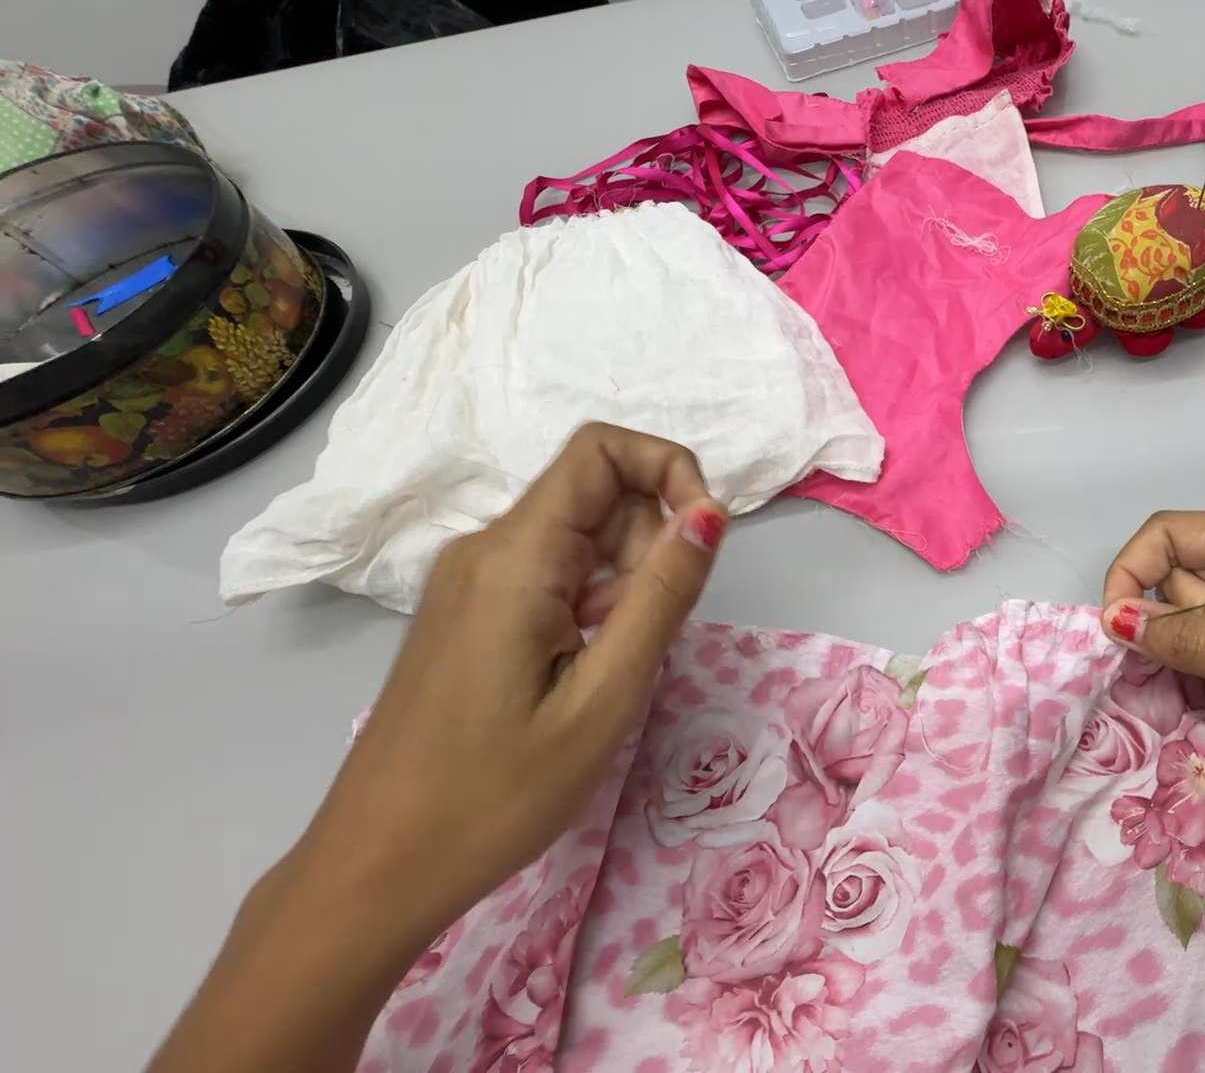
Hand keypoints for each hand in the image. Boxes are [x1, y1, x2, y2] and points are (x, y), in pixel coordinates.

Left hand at [292, 423, 727, 936]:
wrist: (378, 868)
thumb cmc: (497, 794)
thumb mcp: (606, 696)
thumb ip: (662, 595)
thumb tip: (712, 511)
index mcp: (516, 557)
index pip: (601, 449)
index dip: (670, 468)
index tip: (705, 537)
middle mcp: (488, 548)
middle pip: (599, 494)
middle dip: (652, 544)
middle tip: (646, 635)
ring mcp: (475, 579)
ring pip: (583, 537)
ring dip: (626, 582)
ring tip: (611, 666)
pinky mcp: (474, 609)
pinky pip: (556, 574)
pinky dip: (595, 604)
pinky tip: (584, 671)